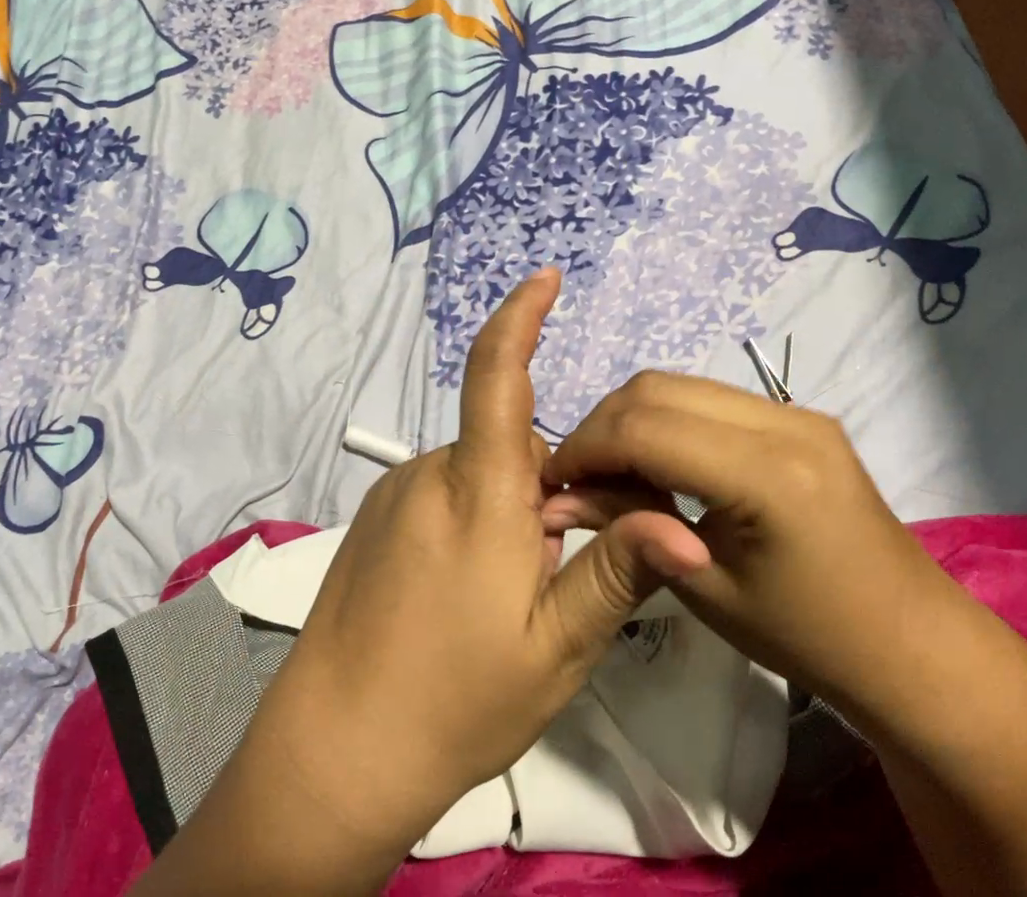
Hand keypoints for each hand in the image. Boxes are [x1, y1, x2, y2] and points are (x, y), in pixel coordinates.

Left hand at [219, 270, 707, 860]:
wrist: (336, 747)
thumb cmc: (456, 701)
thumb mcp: (556, 648)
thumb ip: (617, 573)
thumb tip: (690, 528)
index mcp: (479, 495)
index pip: (499, 378)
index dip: (520, 318)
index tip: (544, 278)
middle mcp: (428, 478)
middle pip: (506, 444)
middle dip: (547, 483)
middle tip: (562, 568)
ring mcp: (392, 499)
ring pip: (475, 476)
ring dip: (507, 510)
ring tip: (508, 598)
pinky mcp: (372, 524)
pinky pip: (439, 497)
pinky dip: (470, 522)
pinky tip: (463, 596)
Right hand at [539, 370, 956, 710]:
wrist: (911, 645)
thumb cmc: (807, 636)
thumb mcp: (704, 585)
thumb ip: (627, 526)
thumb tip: (554, 498)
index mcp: (766, 473)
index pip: (643, 428)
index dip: (584, 448)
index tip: (551, 484)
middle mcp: (785, 422)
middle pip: (656, 389)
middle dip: (601, 427)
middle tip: (574, 479)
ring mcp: (798, 413)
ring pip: (680, 385)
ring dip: (631, 420)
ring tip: (608, 473)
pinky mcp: (801, 420)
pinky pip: (710, 400)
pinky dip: (666, 422)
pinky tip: (655, 465)